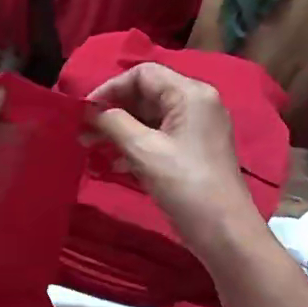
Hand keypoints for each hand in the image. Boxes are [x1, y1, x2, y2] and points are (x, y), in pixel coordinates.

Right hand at [87, 63, 261, 257]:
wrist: (224, 232)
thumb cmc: (185, 185)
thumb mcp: (144, 150)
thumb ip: (114, 124)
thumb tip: (90, 112)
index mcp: (190, 94)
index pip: (143, 75)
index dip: (109, 88)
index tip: (84, 112)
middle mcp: (197, 104)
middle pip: (146, 95)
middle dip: (113, 112)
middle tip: (83, 134)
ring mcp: (197, 129)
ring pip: (150, 119)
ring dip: (120, 131)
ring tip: (92, 150)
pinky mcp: (194, 153)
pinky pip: (159, 139)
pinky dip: (136, 147)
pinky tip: (116, 165)